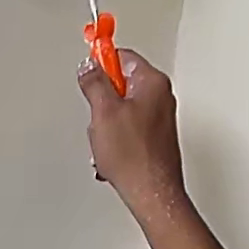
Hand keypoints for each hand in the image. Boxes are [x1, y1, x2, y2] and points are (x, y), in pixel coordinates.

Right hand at [77, 49, 187, 216]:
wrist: (150, 191)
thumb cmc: (135, 157)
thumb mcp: (103, 112)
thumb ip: (95, 83)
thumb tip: (88, 66)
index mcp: (152, 83)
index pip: (123, 56)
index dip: (101, 61)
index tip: (89, 63)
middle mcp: (159, 97)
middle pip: (120, 84)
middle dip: (102, 101)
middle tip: (98, 116)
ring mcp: (157, 118)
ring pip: (120, 109)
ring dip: (105, 124)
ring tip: (106, 141)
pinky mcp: (152, 137)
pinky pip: (125, 128)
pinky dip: (113, 139)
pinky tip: (111, 153)